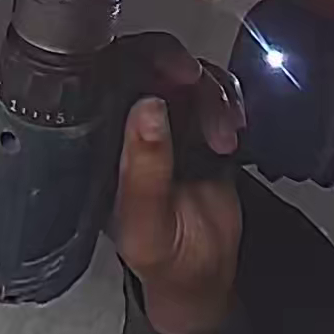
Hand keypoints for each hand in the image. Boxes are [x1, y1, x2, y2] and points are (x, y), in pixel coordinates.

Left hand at [106, 34, 242, 333]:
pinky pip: (214, 85)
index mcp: (100, 133)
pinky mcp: (197, 115)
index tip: (172, 70)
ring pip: (185, 70)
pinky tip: (232, 128)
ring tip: (223, 138)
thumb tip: (148, 107)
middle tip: (198, 83)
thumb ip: (145, 172)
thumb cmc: (162, 254)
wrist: (204, 274)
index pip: (106, 72)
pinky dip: (228, 97)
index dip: (136, 59)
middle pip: (147, 59)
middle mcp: (126, 114)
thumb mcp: (148, 226)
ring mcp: (164, 112)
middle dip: (179, 67)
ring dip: (211, 93)